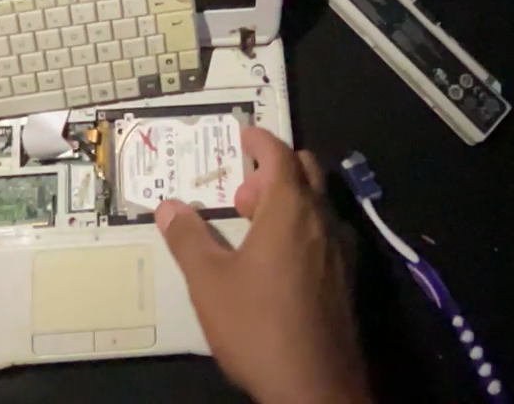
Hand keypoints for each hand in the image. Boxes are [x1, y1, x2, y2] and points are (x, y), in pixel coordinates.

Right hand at [157, 128, 372, 403]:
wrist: (317, 389)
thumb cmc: (259, 326)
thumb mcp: (210, 282)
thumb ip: (188, 239)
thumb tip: (168, 206)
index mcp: (290, 208)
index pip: (279, 154)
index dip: (260, 140)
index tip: (243, 135)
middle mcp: (320, 219)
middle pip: (305, 170)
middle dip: (274, 170)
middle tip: (241, 193)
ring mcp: (339, 249)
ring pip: (317, 202)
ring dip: (288, 199)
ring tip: (253, 227)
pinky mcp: (346, 278)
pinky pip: (325, 231)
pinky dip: (303, 226)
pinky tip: (279, 259)